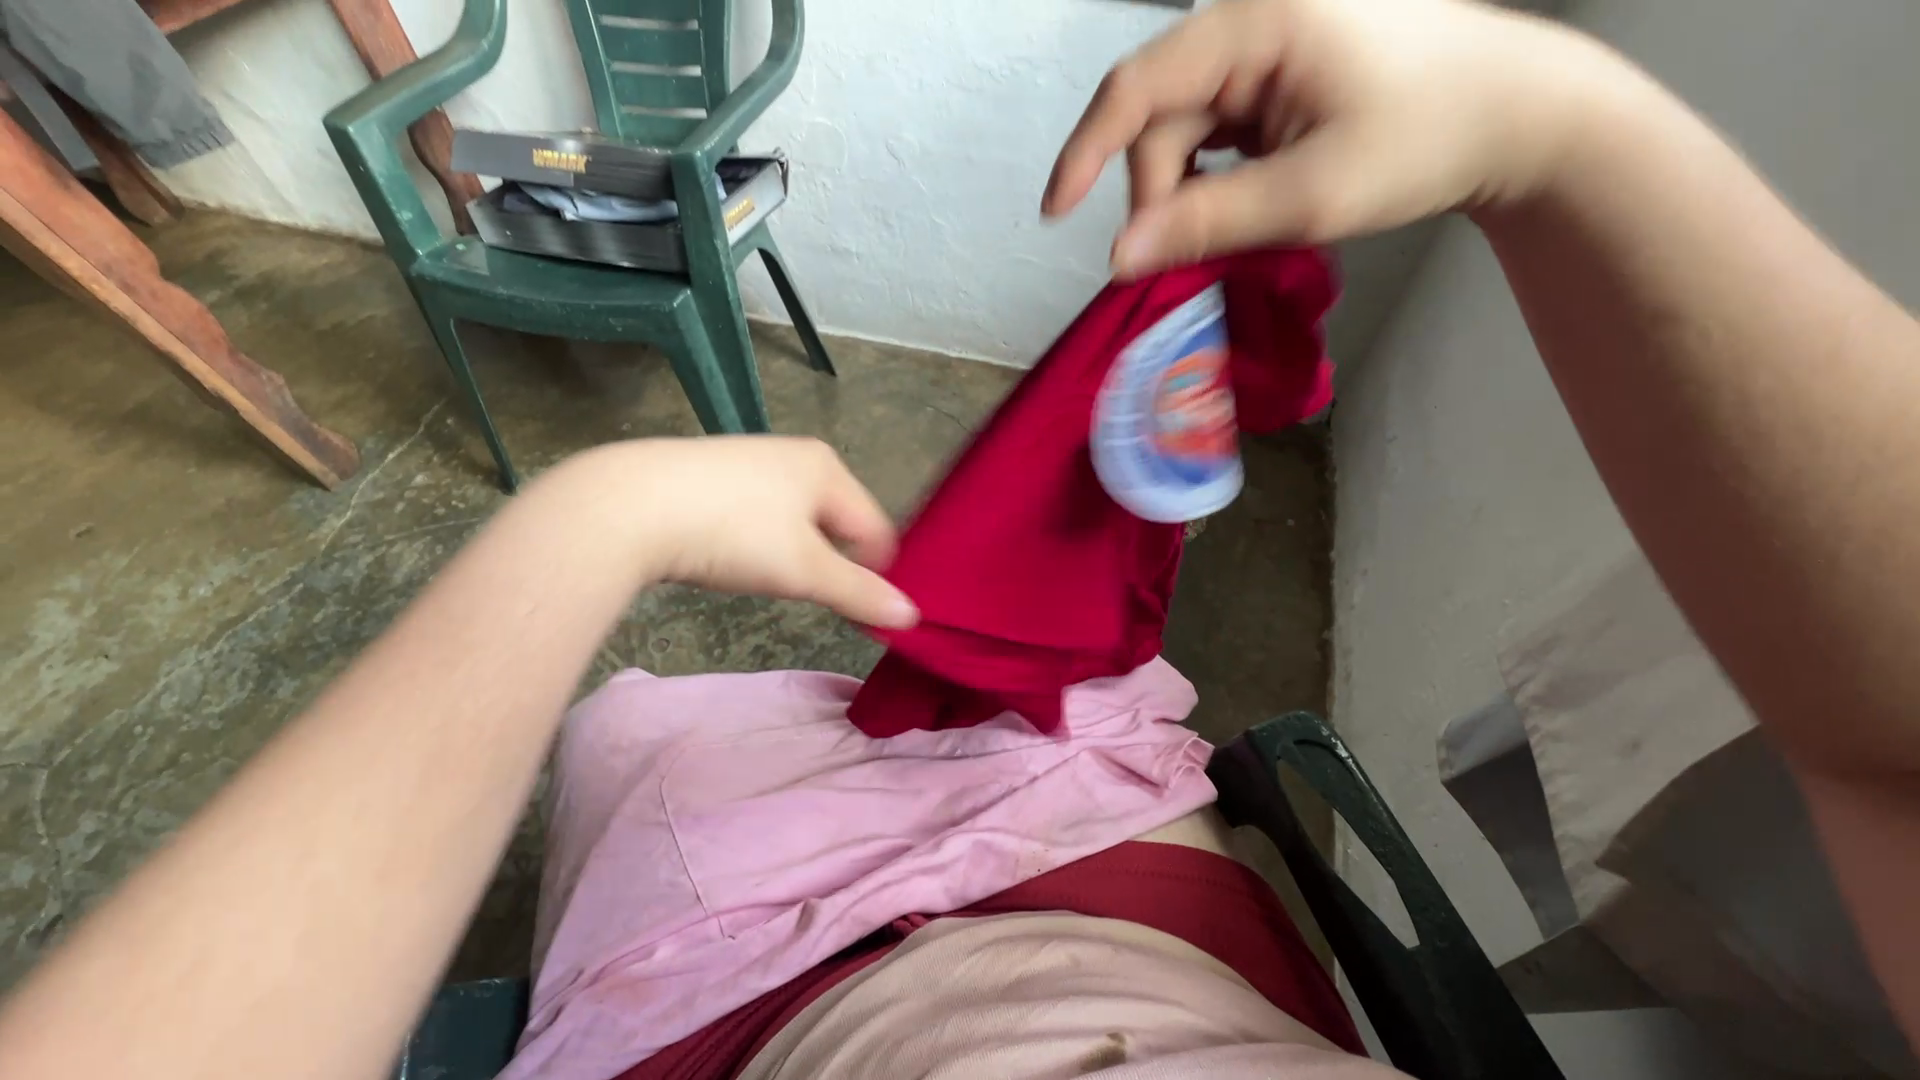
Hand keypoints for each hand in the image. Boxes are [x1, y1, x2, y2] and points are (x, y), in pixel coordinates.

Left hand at [609, 436, 918, 629]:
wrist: (627, 506)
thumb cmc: (733, 532)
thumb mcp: (804, 570)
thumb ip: (859, 593)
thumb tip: (911, 616)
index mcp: (828, 468)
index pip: (876, 530)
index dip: (875, 574)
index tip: (858, 613)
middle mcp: (795, 454)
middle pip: (836, 523)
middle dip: (828, 563)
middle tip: (803, 594)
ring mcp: (750, 461)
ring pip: (794, 520)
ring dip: (789, 553)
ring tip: (759, 575)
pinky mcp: (710, 474)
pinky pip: (755, 514)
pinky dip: (752, 540)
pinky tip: (726, 555)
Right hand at [1043, 0, 1636, 275]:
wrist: (1519, 117)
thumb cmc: (1428, 141)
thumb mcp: (1310, 194)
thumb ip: (1207, 223)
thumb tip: (1117, 255)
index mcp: (1259, 21)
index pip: (1138, 86)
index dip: (1086, 151)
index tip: (1054, 213)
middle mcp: (1251, 21)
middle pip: (1162, 118)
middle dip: (1163, 193)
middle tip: (1189, 257)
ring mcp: (1265, 47)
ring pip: (1187, 132)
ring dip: (1193, 192)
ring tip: (1240, 230)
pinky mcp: (1277, 75)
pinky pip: (1217, 132)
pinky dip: (1217, 178)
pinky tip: (1246, 201)